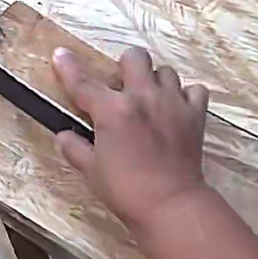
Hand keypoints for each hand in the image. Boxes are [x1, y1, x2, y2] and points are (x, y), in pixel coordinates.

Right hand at [51, 46, 211, 229]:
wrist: (170, 204)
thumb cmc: (127, 191)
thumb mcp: (91, 171)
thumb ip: (75, 148)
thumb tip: (64, 136)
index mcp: (112, 110)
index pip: (83, 82)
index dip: (68, 66)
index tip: (61, 54)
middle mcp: (143, 98)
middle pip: (135, 58)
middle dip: (125, 66)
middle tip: (122, 86)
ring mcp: (173, 103)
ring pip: (166, 71)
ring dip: (155, 80)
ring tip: (150, 99)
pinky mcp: (195, 115)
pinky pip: (195, 90)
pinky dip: (187, 95)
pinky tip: (177, 107)